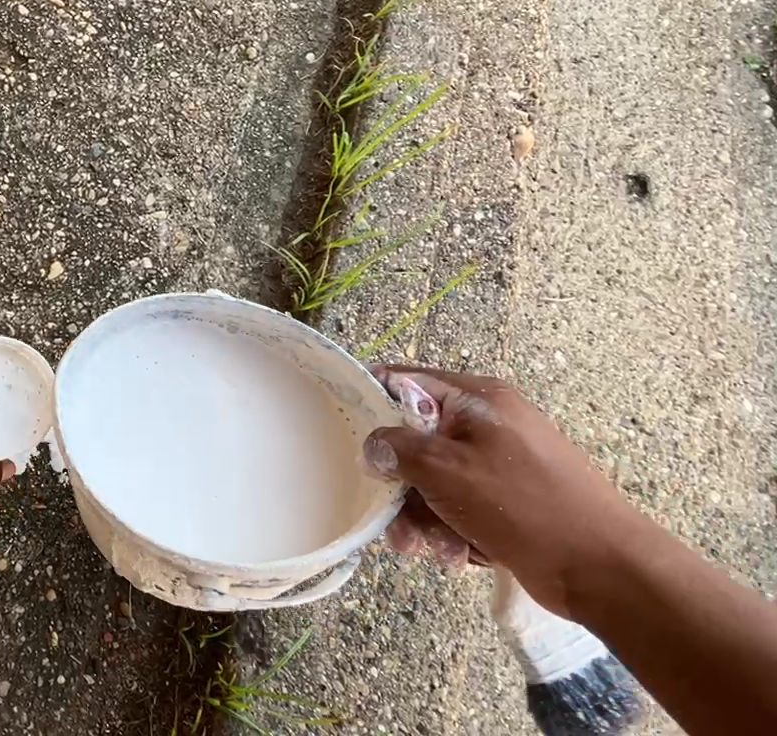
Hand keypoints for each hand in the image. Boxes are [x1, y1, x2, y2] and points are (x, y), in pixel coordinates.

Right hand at [364, 364, 651, 617]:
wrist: (611, 575)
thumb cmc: (523, 506)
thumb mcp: (443, 467)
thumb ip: (394, 447)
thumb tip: (372, 448)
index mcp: (479, 399)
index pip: (404, 381)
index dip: (370, 402)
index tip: (345, 431)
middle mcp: (490, 424)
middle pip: (415, 438)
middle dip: (398, 480)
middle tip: (386, 509)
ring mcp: (503, 464)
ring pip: (433, 479)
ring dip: (418, 513)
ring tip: (419, 546)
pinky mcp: (511, 501)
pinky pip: (459, 505)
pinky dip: (447, 529)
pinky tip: (449, 554)